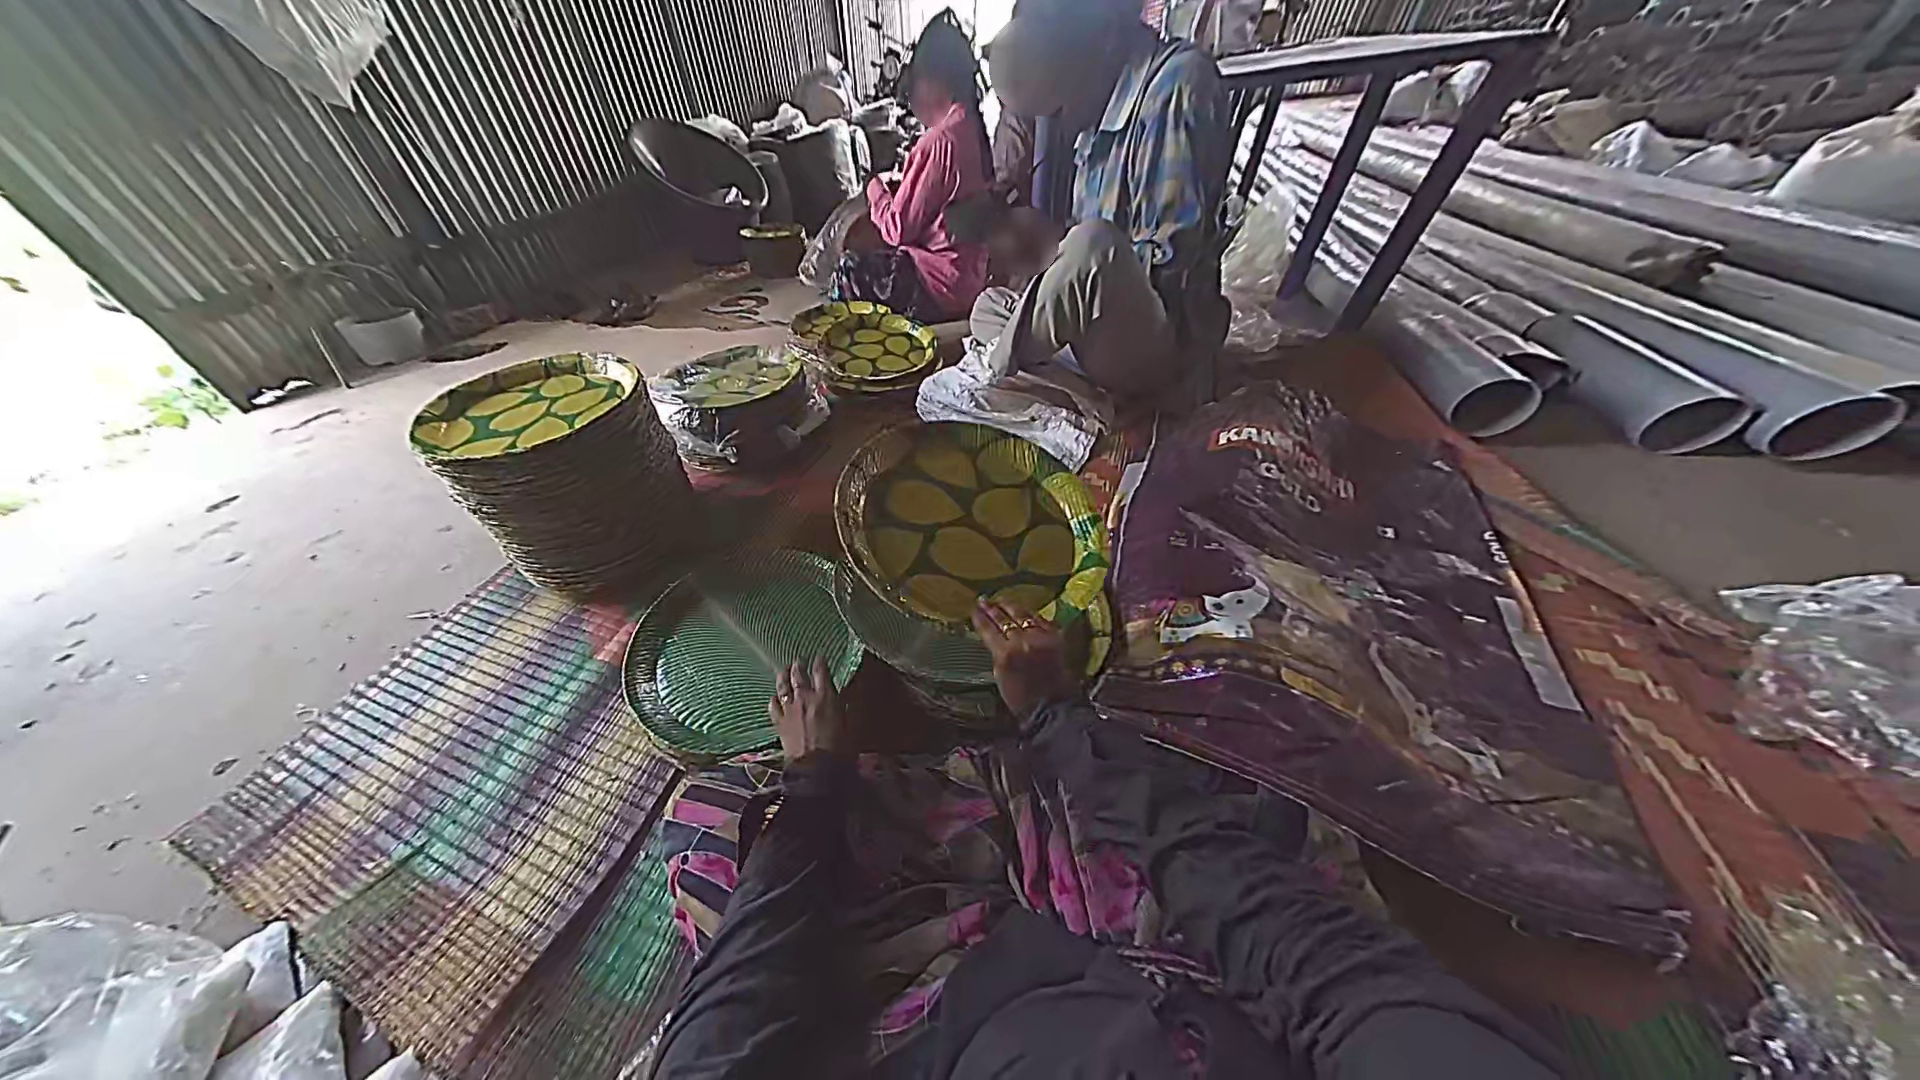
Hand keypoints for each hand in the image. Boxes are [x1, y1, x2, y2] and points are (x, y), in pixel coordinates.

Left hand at [769, 656, 843, 761]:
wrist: (815, 769)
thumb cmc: (839, 747)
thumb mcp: (849, 722)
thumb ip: (843, 705)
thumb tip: (841, 695)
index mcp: (825, 695)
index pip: (821, 670)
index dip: (820, 661)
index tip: (820, 657)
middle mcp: (805, 697)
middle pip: (798, 674)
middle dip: (799, 665)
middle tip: (799, 661)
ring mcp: (790, 709)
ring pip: (783, 686)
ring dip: (783, 675)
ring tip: (784, 670)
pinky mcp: (779, 722)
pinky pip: (773, 705)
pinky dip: (774, 699)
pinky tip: (774, 697)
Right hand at [972, 600, 1081, 719]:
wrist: (1051, 705)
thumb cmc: (1020, 698)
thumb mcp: (1000, 674)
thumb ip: (997, 651)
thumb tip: (993, 635)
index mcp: (1006, 653)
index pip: (989, 629)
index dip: (981, 618)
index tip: (974, 609)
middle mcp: (1023, 641)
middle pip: (1005, 619)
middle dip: (993, 608)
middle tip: (984, 600)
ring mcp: (1041, 637)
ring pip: (1023, 615)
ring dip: (1011, 606)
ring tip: (1001, 601)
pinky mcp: (1055, 637)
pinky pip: (1040, 619)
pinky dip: (1030, 614)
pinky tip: (1024, 611)